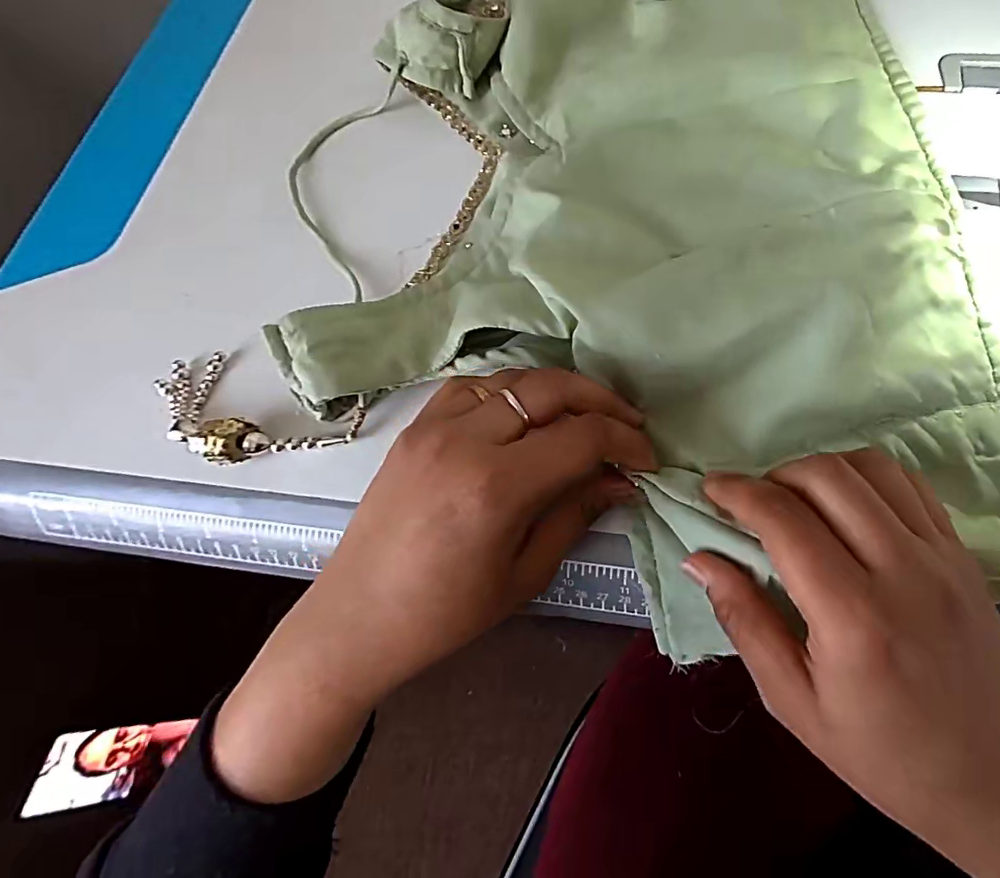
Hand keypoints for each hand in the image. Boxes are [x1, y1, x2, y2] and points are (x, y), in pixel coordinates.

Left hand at [215, 368, 655, 802]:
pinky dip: (511, 389)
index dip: (625, 442)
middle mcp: (465, 440)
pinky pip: (474, 386)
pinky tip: (526, 412)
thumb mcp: (526, 573)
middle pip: (553, 389)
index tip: (646, 460)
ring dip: (560, 390)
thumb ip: (577, 512)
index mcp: (496, 486)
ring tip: (587, 415)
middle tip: (629, 425)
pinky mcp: (415, 428)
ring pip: (515, 377)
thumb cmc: (445, 614)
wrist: (353, 623)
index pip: (582, 436)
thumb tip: (622, 479)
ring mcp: (434, 427)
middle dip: (603, 401)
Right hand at [685, 451, 999, 877]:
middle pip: (827, 476)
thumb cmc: (884, 756)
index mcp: (854, 619)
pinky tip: (849, 503)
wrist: (995, 778)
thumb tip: (699, 558)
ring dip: (822, 468)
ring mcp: (941, 555)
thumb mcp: (795, 704)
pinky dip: (867, 476)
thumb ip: (745, 621)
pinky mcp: (962, 551)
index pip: (785, 521)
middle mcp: (902, 572)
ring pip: (870, 466)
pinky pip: (910, 483)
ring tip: (798, 498)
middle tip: (753, 501)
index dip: (739, 493)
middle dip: (776, 474)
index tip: (711, 488)